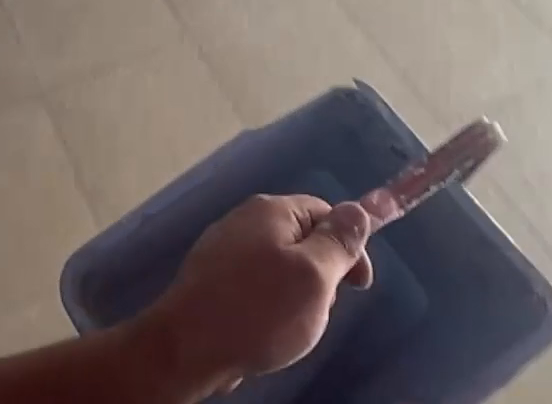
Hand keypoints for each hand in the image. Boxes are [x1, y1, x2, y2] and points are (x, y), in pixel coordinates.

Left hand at [135, 194, 374, 396]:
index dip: (349, 245)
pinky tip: (266, 328)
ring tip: (292, 324)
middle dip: (322, 274)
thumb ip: (337, 242)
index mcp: (271, 210)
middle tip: (319, 308)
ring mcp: (226, 246)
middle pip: (303, 238)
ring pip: (281, 264)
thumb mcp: (314, 276)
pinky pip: (257, 281)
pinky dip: (271, 302)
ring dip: (298, 293)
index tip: (359, 286)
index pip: (325, 212)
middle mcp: (246, 219)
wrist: (191, 342)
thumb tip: (357, 209)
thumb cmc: (260, 308)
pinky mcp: (214, 274)